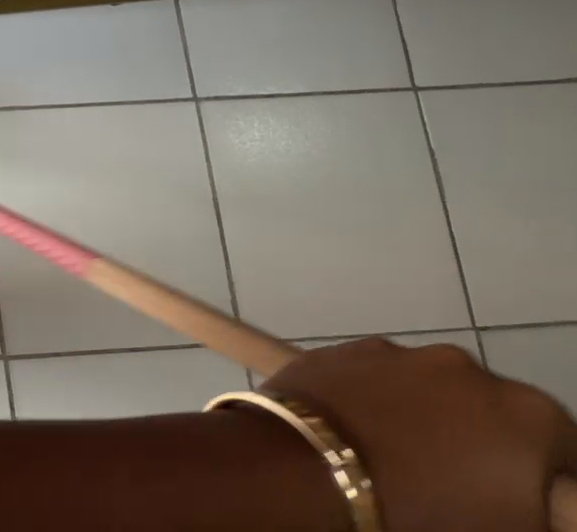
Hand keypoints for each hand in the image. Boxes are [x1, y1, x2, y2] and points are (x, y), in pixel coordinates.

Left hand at [265, 338, 576, 531]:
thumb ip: (537, 504)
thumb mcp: (513, 523)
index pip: (558, 447)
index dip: (542, 476)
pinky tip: (359, 431)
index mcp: (529, 411)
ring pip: (422, 389)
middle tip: (454, 477)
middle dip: (477, 438)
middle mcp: (462, 366)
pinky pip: (368, 379)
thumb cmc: (430, 506)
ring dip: (421, 414)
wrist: (312, 467)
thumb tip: (520, 487)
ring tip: (398, 454)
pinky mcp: (336, 350)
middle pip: (485, 409)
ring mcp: (392, 351)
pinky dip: (371, 399)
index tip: (516, 496)